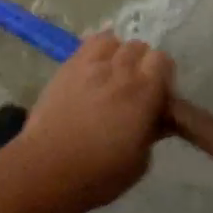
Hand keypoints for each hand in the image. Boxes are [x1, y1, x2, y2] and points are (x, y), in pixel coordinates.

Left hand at [18, 32, 175, 212]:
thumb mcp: (140, 160)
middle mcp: (117, 70)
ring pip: (112, 40)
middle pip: (138, 46)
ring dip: (118, 53)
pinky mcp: (66, 64)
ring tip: (113, 74)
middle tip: (137, 87)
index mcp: (142, 93)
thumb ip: (152, 129)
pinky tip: (94, 69)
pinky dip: (96, 50)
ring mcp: (88, 63)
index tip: (160, 92)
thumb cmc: (101, 172)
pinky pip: (87, 43)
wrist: (49, 165)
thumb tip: (157, 115)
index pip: (162, 60)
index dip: (163, 74)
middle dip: (142, 63)